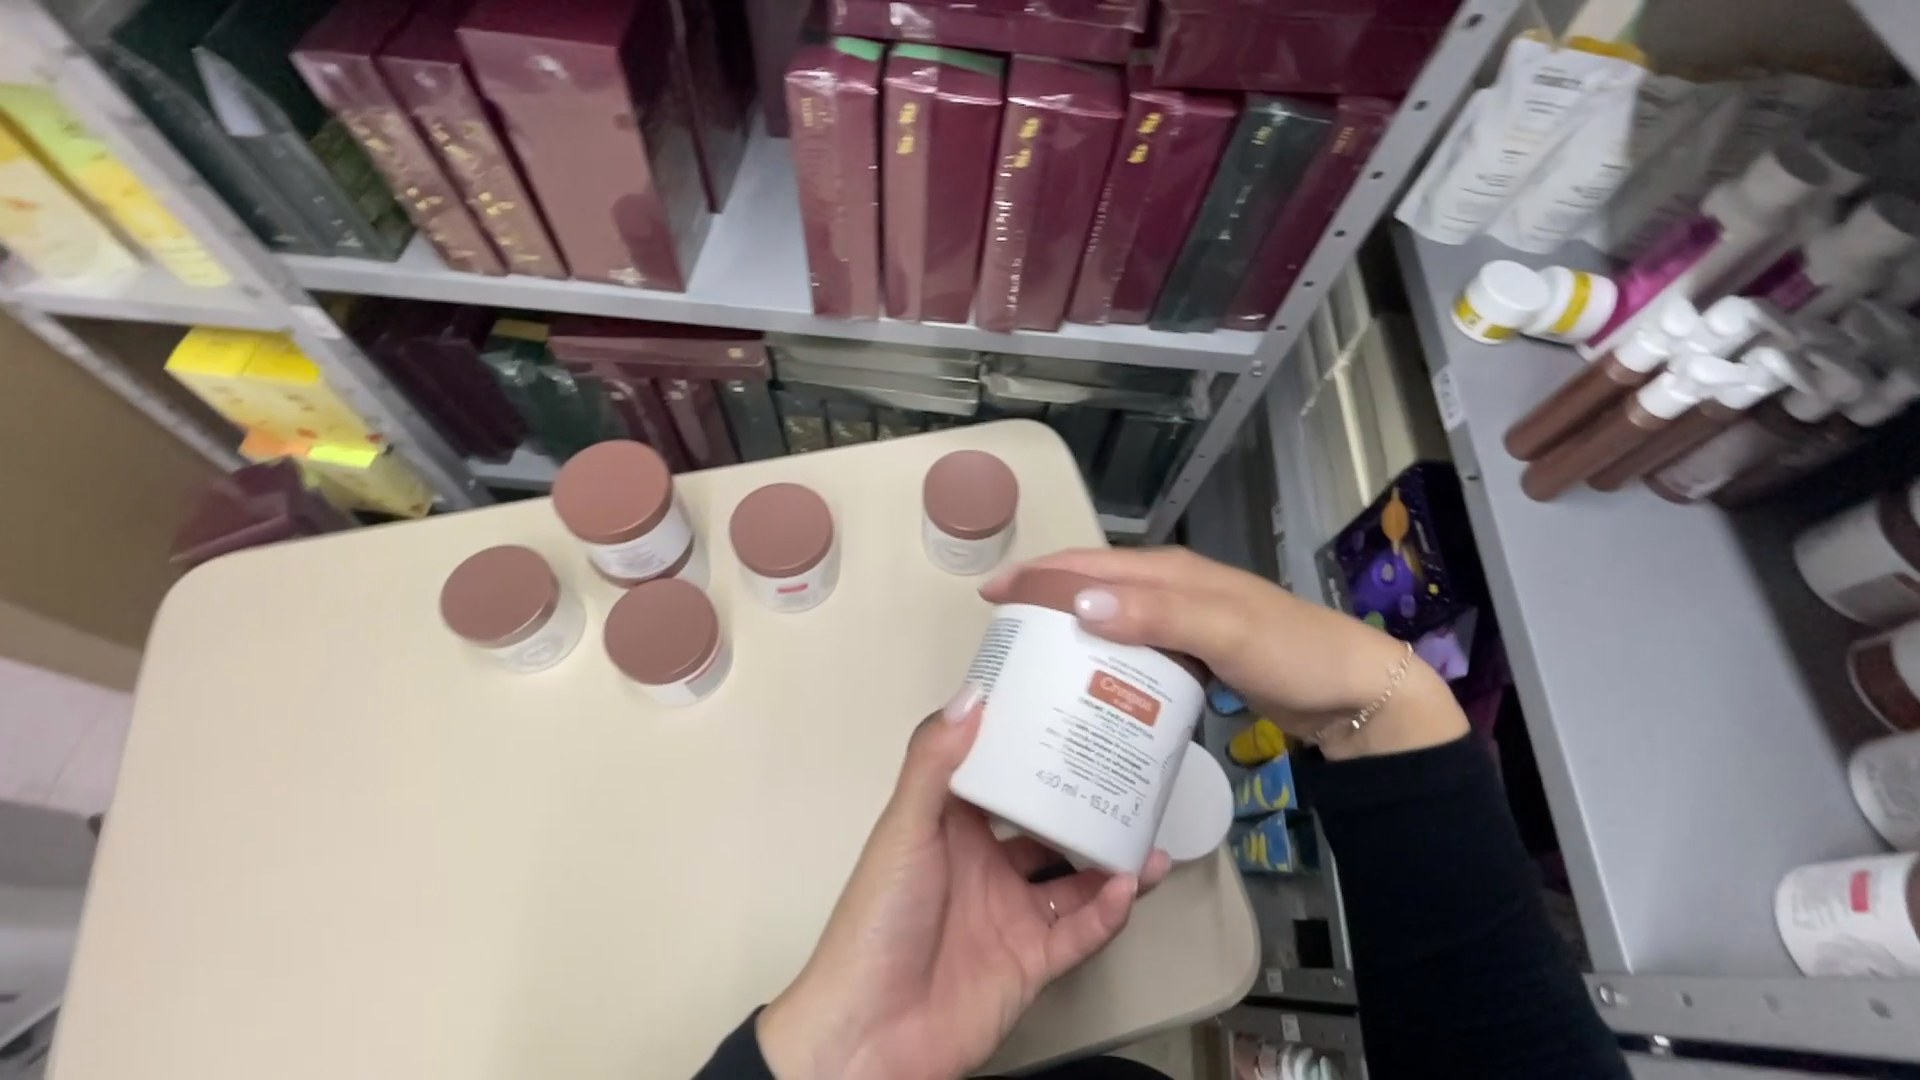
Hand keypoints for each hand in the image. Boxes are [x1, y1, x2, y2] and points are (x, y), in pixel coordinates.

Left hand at [757, 694, 1171, 1079]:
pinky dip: (1108, 911)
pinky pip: (1080, 932)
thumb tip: (973, 696)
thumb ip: (934, 764)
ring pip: (1074, 879)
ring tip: (1150, 834)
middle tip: (1128, 774)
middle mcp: (986, 865)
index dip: (1030, 749)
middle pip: (1047, 827)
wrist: (871, 1034)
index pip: (1000, 778)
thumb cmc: (880, 918)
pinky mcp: (1032, 962)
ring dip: (1111, 859)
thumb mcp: (904, 830)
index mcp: (953, 828)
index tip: (1068, 715)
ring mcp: (1011, 915)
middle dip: (1084, 804)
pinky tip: (1131, 885)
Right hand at [982, 547, 1465, 760]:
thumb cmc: (1291, 654)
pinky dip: (1101, 659)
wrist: (1355, 694)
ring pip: (1109, 617)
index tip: (992, 595)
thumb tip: (1080, 605)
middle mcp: (1170, 589)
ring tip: (1031, 662)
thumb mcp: (1226, 630)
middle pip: (1092, 586)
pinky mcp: (1191, 656)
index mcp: (1171, 573)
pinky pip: (1131, 649)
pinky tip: (1087, 685)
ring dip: (1068, 631)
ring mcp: (1181, 623)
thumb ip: (1159, 614)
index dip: (1039, 574)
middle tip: (1003, 635)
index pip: (1090, 564)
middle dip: (1043, 600)